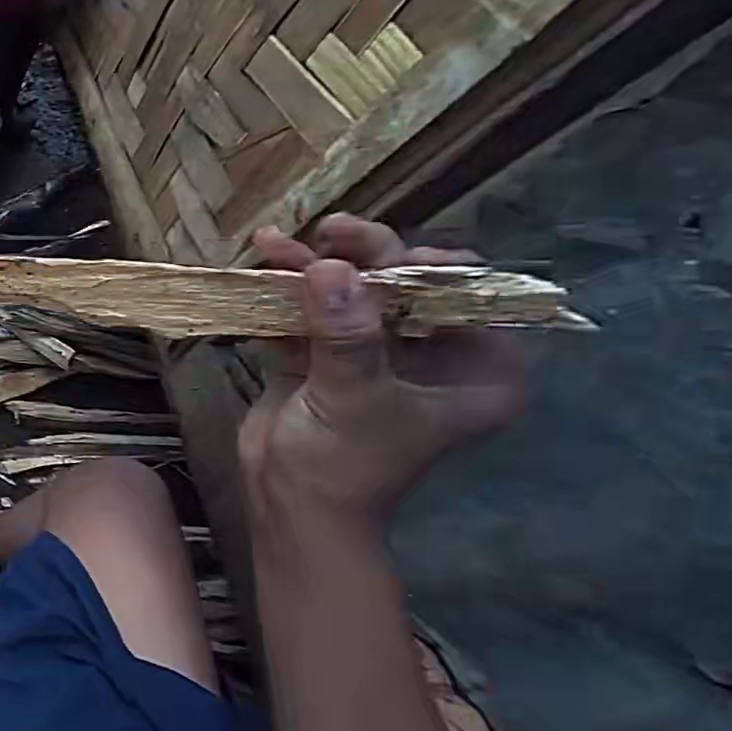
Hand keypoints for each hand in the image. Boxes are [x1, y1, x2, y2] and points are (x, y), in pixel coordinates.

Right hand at [239, 214, 525, 529]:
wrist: (287, 500)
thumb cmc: (344, 462)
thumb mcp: (354, 396)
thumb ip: (346, 333)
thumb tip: (328, 266)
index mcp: (473, 368)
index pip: (464, 297)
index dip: (425, 268)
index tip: (380, 253)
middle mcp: (428, 354)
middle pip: (398, 287)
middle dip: (361, 258)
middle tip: (328, 230)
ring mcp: (369, 353)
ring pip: (346, 295)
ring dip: (310, 269)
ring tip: (272, 241)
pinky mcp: (320, 357)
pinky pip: (306, 314)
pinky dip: (281, 294)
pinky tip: (258, 270)